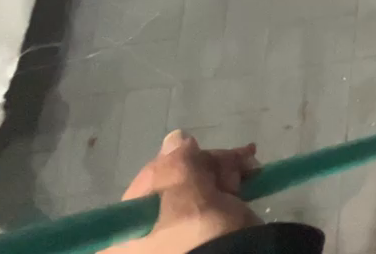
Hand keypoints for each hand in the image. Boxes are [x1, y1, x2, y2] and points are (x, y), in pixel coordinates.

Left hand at [102, 131, 260, 253]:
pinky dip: (230, 184)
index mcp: (123, 234)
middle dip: (212, 167)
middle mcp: (139, 237)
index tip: (215, 156)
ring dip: (227, 173)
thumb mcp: (189, 201)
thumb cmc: (203, 237)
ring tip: (252, 171)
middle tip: (243, 164)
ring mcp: (167, 238)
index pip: (151, 179)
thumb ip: (178, 167)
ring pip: (197, 188)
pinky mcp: (194, 236)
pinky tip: (250, 175)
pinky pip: (209, 200)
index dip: (185, 162)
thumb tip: (175, 138)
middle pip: (176, 183)